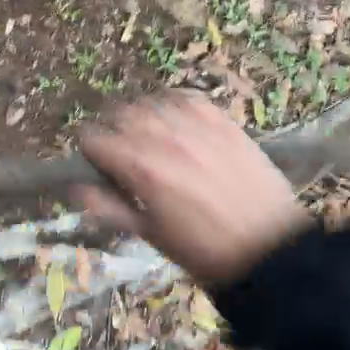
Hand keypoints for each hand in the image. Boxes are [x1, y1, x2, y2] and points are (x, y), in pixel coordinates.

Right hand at [73, 92, 308, 285]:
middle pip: (116, 114)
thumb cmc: (207, 251)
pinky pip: (183, 96)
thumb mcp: (152, 236)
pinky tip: (178, 122)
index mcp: (139, 165)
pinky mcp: (219, 118)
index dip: (93, 152)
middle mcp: (160, 135)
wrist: (276, 253)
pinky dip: (173, 105)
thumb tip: (74, 187)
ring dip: (143, 118)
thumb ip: (108, 207)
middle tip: (130, 156)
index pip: (91, 136)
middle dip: (115, 133)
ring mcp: (192, 123)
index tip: (103, 166)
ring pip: (146, 102)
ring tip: (156, 140)